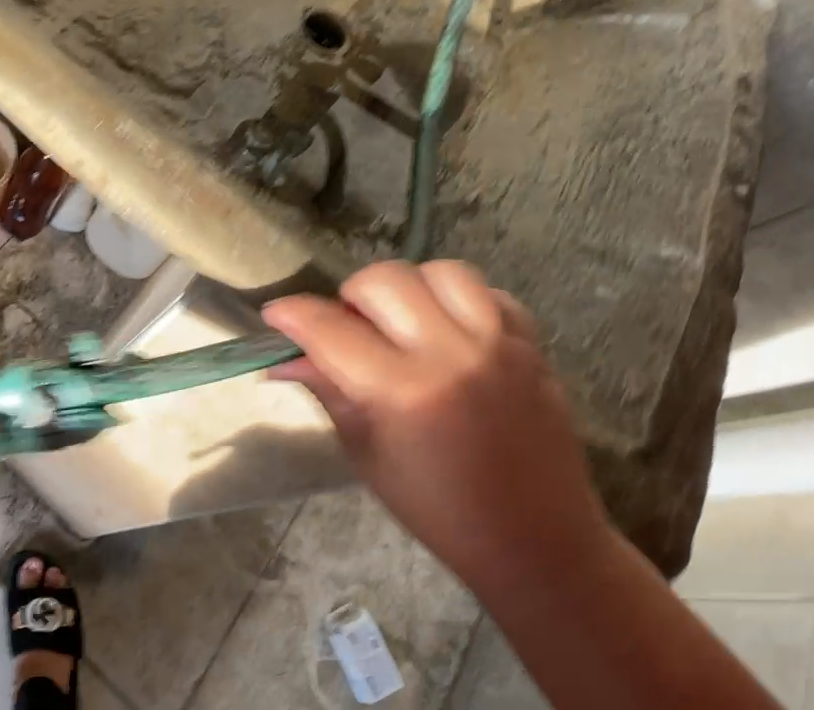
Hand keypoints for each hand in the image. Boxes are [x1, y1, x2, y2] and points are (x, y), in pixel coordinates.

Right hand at [265, 261, 612, 592]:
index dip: (291, 315)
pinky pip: (489, 293)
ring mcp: (499, 345)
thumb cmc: (439, 511)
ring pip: (440, 272)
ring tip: (401, 323)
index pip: (329, 327)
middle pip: (382, 280)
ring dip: (407, 289)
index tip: (275, 316)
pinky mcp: (532, 347)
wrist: (538, 542)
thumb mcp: (366, 453)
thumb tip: (282, 358)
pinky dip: (459, 302)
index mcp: (404, 391)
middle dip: (349, 297)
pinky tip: (448, 332)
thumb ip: (328, 390)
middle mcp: (452, 355)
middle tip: (347, 329)